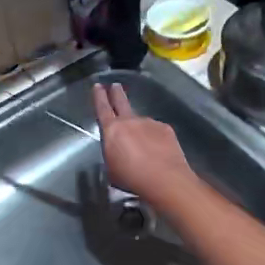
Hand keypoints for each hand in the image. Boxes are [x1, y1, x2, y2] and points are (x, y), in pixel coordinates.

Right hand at [93, 82, 197, 206]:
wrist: (164, 179)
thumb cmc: (131, 178)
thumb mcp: (112, 169)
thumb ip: (112, 153)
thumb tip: (118, 150)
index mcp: (112, 130)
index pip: (102, 108)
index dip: (99, 96)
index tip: (98, 86)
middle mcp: (130, 121)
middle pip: (122, 102)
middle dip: (117, 93)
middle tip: (115, 85)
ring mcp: (149, 122)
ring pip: (141, 122)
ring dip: (140, 129)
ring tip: (143, 147)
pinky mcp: (165, 129)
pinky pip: (156, 131)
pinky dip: (155, 138)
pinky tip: (158, 151)